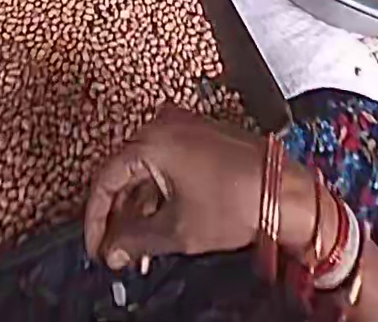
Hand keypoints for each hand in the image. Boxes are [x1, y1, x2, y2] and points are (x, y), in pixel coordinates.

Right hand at [84, 107, 317, 270]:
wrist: (283, 190)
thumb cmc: (234, 203)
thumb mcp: (178, 230)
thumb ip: (135, 240)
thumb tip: (111, 252)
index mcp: (149, 142)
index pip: (105, 179)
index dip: (95, 218)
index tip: (95, 247)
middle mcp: (160, 125)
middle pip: (123, 172)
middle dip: (118, 215)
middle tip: (116, 251)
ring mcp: (180, 125)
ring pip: (144, 168)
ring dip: (138, 206)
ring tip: (139, 249)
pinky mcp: (196, 133)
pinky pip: (164, 161)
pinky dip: (158, 191)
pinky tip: (160, 222)